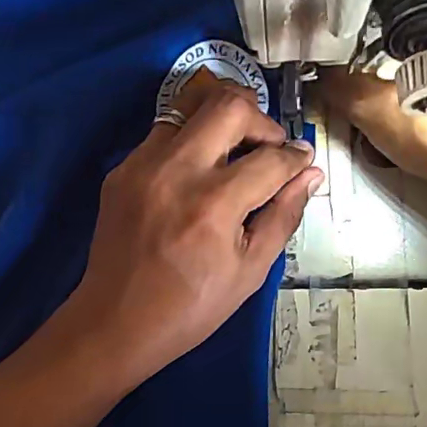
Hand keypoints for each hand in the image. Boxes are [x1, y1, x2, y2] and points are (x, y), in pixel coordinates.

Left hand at [55, 78, 321, 383]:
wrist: (116, 322)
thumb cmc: (190, 308)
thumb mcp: (250, 271)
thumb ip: (283, 216)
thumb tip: (309, 174)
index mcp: (213, 204)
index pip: (271, 158)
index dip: (297, 157)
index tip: (303, 161)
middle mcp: (176, 171)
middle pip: (228, 104)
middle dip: (261, 120)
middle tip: (268, 150)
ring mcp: (142, 165)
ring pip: (191, 109)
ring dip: (222, 124)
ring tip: (234, 158)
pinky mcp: (121, 170)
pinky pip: (164, 136)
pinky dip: (190, 145)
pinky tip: (196, 178)